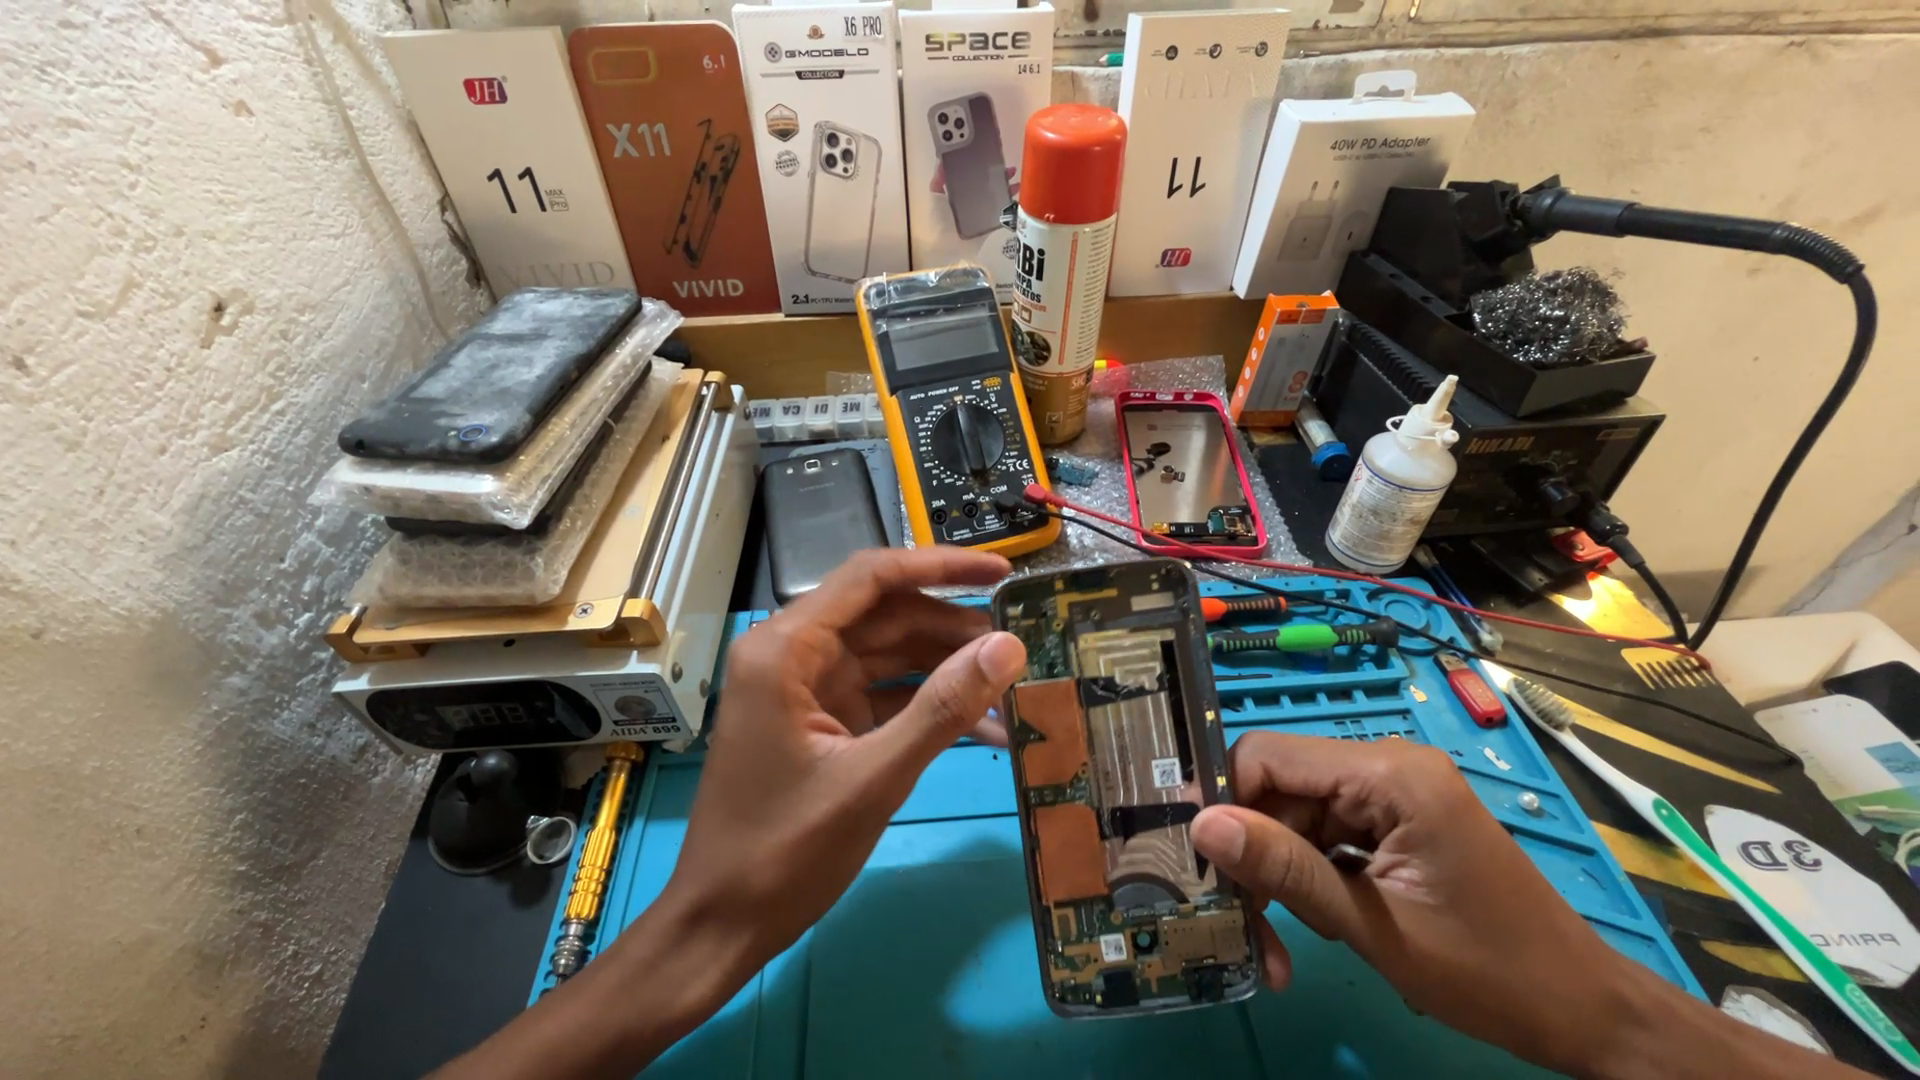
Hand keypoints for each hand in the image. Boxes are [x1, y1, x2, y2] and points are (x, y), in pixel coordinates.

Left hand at [662, 547, 1026, 969]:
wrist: (721, 926)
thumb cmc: (784, 851)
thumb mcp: (873, 778)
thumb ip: (942, 709)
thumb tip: (1008, 645)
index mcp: (787, 648)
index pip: (872, 578)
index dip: (941, 566)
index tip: (1002, 573)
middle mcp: (794, 654)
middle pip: (887, 616)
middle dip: (954, 630)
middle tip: (1021, 645)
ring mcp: (807, 690)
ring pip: (891, 656)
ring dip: (947, 672)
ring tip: (1013, 687)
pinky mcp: (822, 723)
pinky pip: (884, 696)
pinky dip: (927, 708)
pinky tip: (983, 728)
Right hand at [1189, 734, 1634, 1073]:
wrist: (1588, 1015)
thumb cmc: (1489, 973)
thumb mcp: (1374, 926)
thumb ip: (1285, 869)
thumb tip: (1200, 825)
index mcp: (1389, 774)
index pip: (1269, 755)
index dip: (1225, 799)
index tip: (1197, 856)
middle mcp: (1387, 767)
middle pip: (1280, 789)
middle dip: (1256, 853)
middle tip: (1243, 922)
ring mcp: (1394, 794)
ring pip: (1297, 816)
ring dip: (1282, 875)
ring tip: (1281, 944)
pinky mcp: (1396, 822)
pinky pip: (1326, 834)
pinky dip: (1310, 877)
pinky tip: (1316, 923)